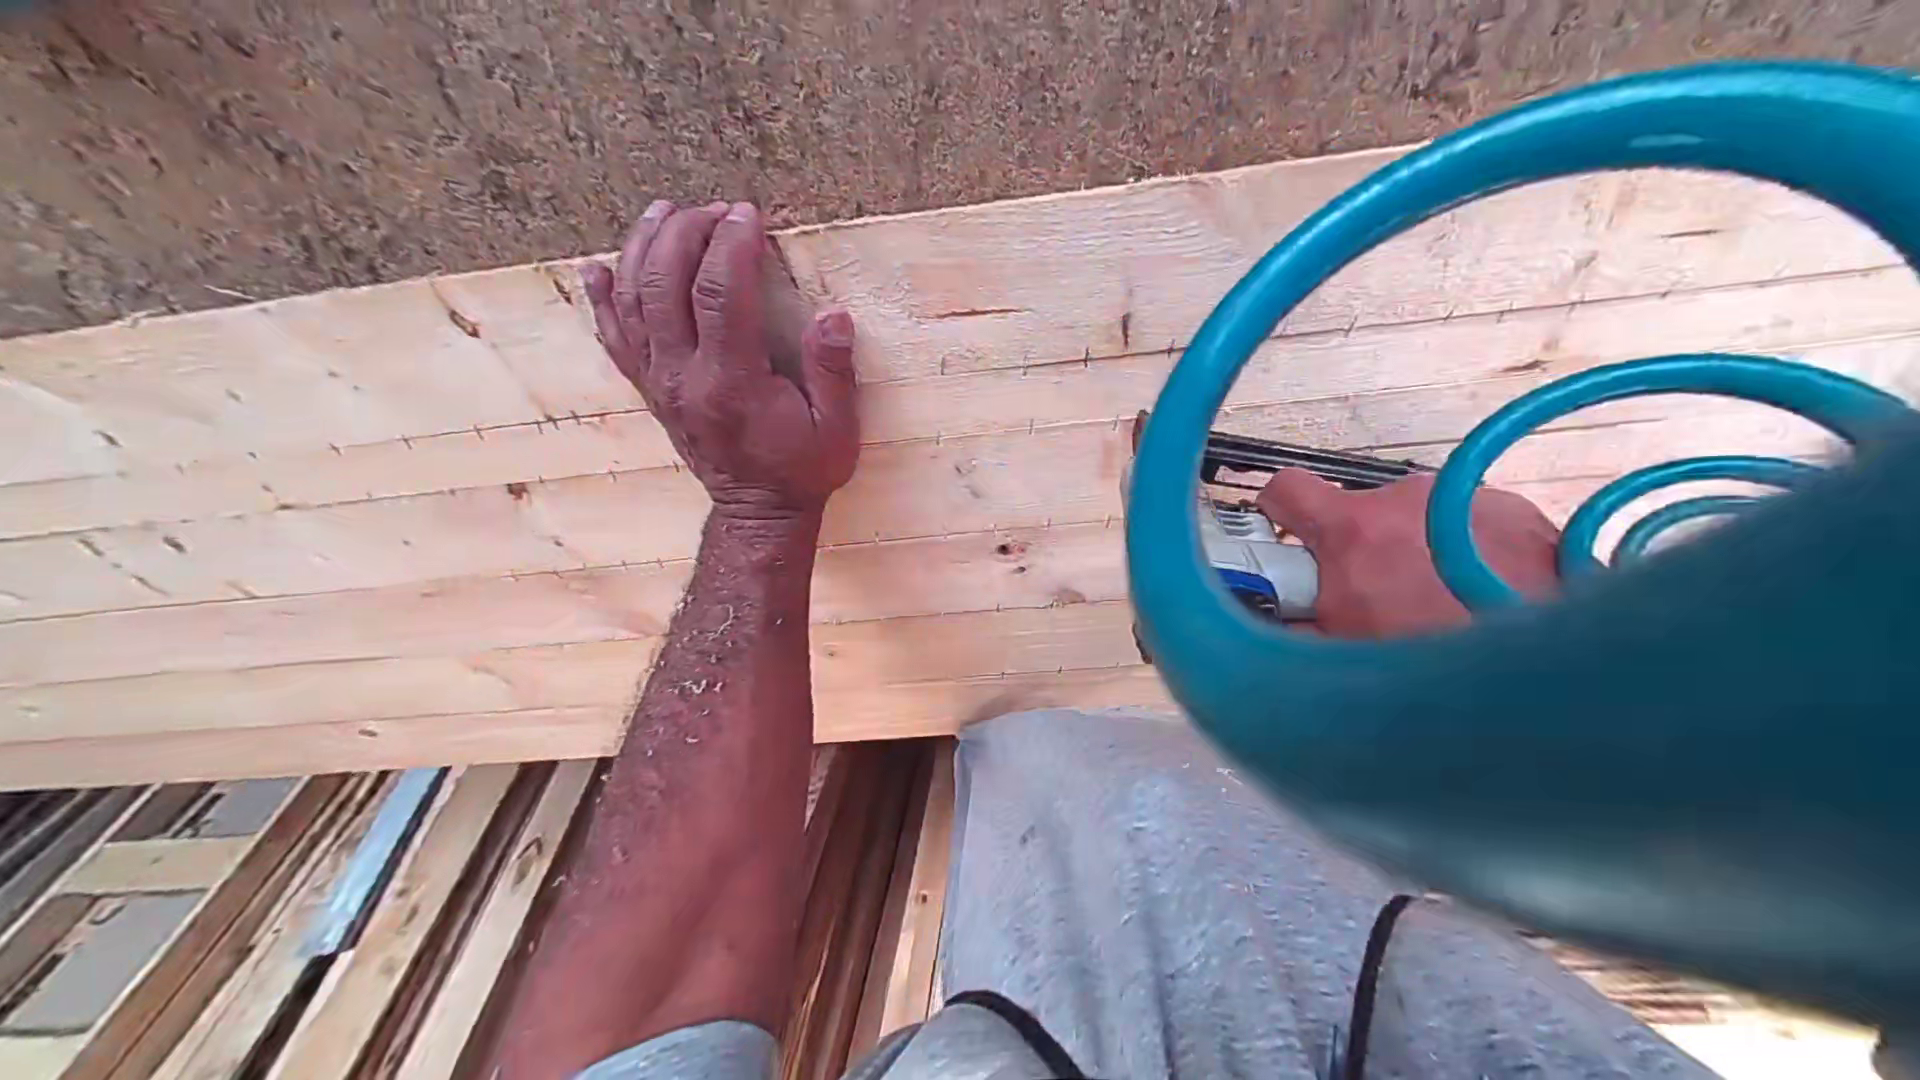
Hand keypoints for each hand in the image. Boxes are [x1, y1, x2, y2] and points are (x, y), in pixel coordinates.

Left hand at [582, 200, 859, 520]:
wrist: (758, 513)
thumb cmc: (801, 472)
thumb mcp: (836, 430)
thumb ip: (834, 372)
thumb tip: (834, 315)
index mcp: (733, 382)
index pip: (719, 293)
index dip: (731, 244)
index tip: (748, 215)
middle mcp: (685, 377)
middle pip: (665, 283)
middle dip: (687, 232)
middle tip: (714, 210)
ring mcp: (661, 383)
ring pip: (632, 300)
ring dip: (644, 248)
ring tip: (665, 212)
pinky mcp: (651, 391)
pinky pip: (615, 338)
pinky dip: (603, 299)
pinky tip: (600, 267)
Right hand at [1256, 470, 1560, 638]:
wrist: (1564, 664)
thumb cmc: (1445, 657)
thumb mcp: (1342, 653)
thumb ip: (1290, 626)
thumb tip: (1267, 612)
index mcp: (1352, 532)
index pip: (1284, 489)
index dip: (1277, 514)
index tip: (1285, 542)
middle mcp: (1404, 499)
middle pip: (1349, 510)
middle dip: (1349, 548)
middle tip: (1369, 596)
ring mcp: (1459, 496)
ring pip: (1405, 516)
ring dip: (1405, 548)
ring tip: (1434, 598)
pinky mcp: (1508, 504)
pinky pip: (1455, 517)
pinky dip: (1453, 546)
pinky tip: (1473, 588)